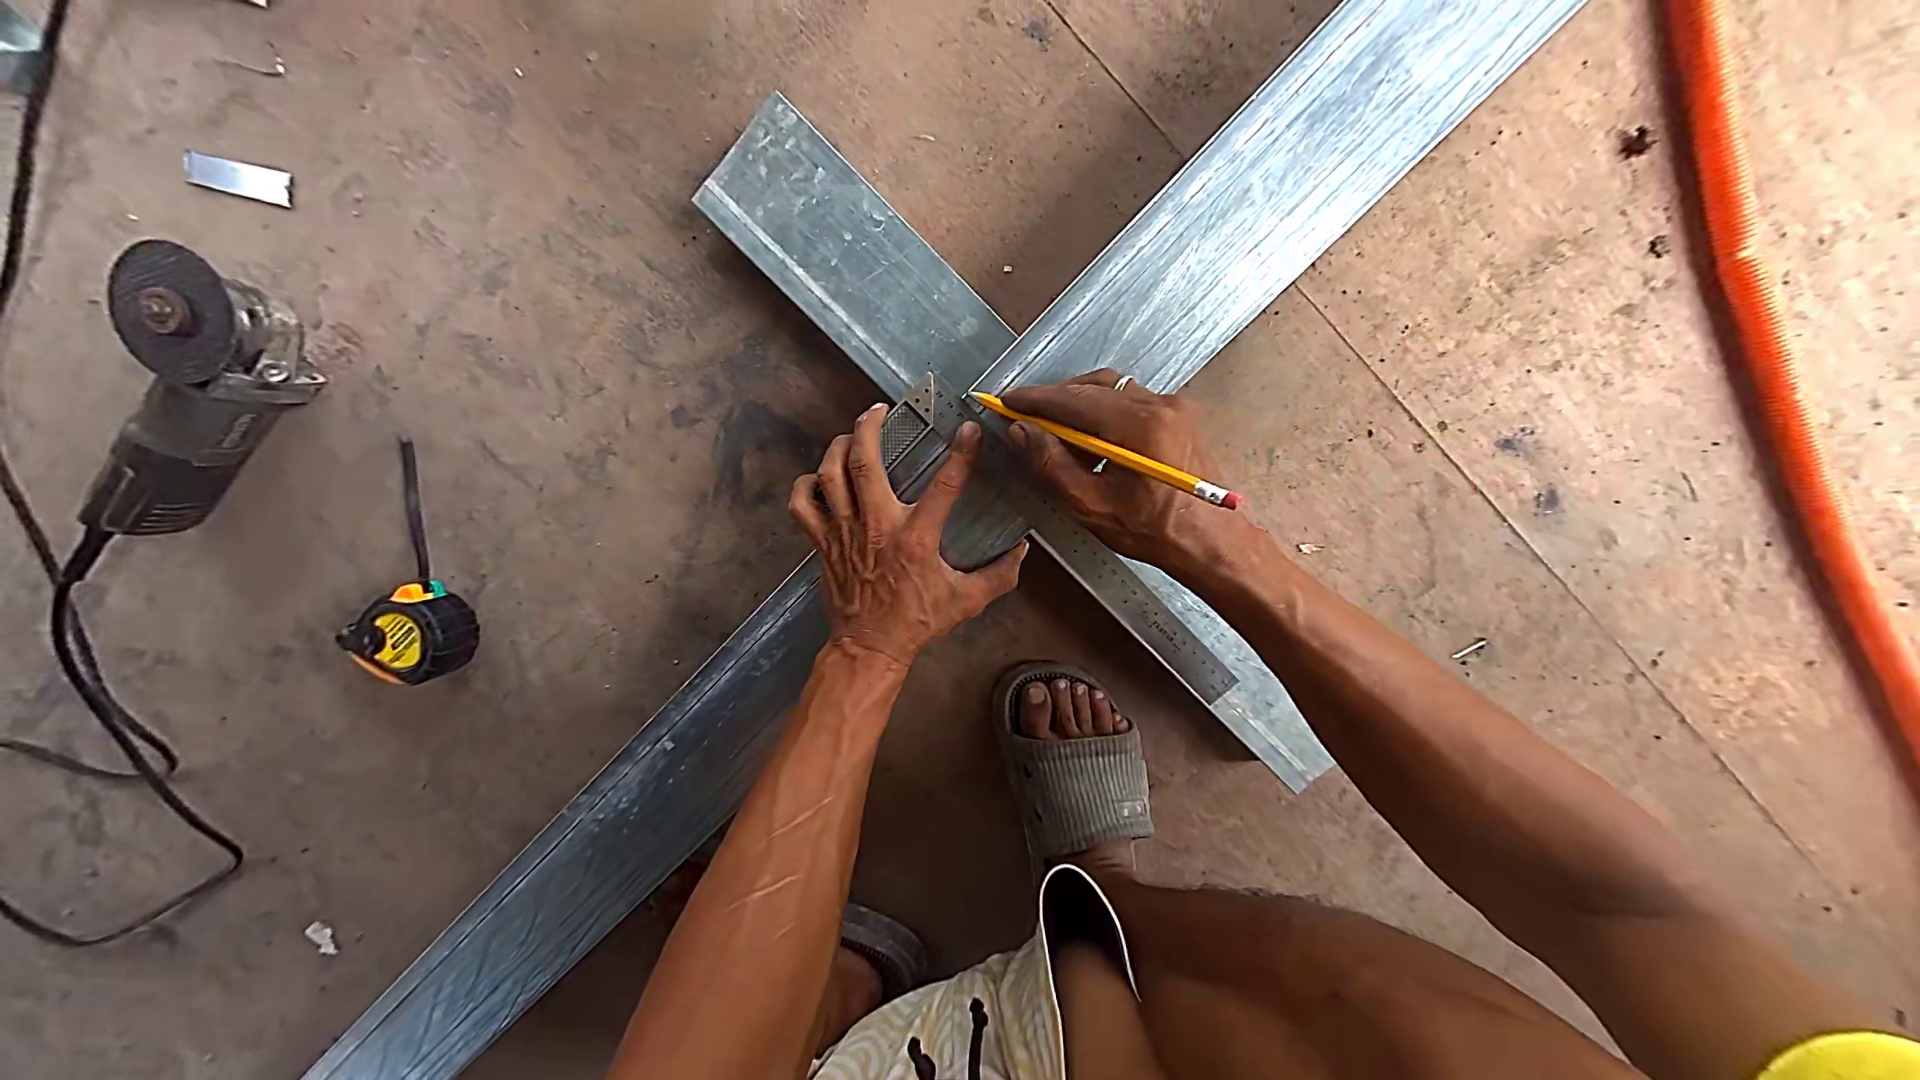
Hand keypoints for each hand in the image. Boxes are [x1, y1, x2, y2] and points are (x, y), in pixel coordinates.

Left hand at [790, 404, 1027, 665]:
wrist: (870, 646)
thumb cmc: (917, 622)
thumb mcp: (967, 601)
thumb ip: (999, 575)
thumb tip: (1022, 551)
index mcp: (915, 538)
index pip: (943, 485)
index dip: (960, 454)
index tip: (968, 430)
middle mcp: (876, 526)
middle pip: (864, 462)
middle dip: (869, 428)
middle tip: (878, 410)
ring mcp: (844, 532)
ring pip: (830, 474)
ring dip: (837, 446)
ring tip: (850, 434)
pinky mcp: (822, 543)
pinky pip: (802, 504)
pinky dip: (805, 485)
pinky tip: (818, 477)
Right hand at [1003, 369, 1253, 572]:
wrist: (1210, 542)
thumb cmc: (1155, 531)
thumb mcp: (1092, 504)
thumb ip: (1051, 464)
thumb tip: (1021, 432)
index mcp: (1140, 425)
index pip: (1074, 400)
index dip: (1034, 399)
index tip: (1006, 401)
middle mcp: (1160, 405)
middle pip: (1093, 386)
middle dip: (1054, 398)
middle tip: (1024, 415)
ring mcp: (1173, 407)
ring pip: (1112, 390)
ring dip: (1078, 403)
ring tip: (1052, 428)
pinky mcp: (1178, 417)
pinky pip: (1130, 400)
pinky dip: (1101, 410)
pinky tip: (1087, 436)